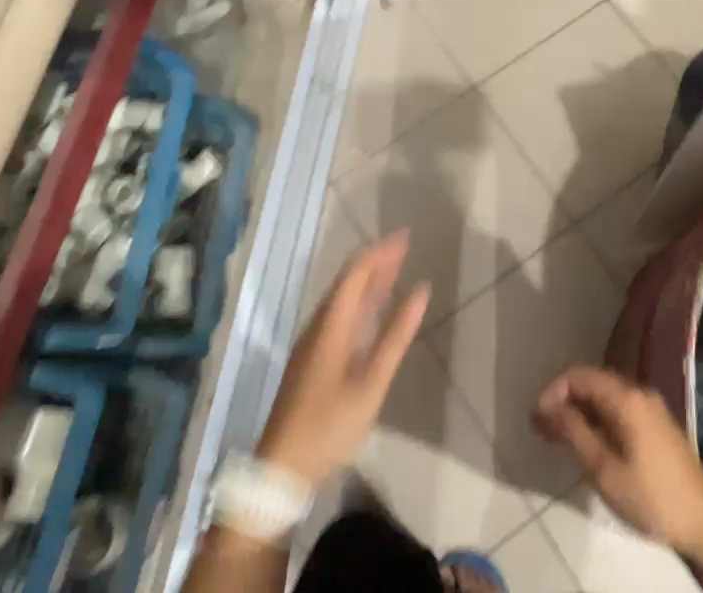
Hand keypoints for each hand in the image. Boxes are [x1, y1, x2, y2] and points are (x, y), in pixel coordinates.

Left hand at [256, 230, 428, 490]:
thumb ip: (395, 336)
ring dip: (368, 281)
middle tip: (404, 246)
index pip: (355, 275)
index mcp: (330, 327)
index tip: (405, 236)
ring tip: (394, 268)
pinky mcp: (312, 360)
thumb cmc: (330, 425)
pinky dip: (360, 304)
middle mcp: (318, 327)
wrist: (282, 465)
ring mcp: (312, 344)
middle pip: (347, 283)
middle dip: (375, 262)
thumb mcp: (370, 383)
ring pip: (341, 300)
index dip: (379, 253)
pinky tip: (372, 310)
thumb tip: (420, 291)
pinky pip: (338, 317)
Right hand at [533, 366, 702, 553]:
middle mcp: (640, 394)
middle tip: (539, 428)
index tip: (536, 417)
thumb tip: (547, 405)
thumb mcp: (604, 469)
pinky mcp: (655, 426)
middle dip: (563, 400)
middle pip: (593, 383)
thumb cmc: (650, 496)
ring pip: (605, 398)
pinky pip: (618, 410)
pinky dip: (596, 420)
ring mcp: (651, 409)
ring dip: (578, 412)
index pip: (580, 375)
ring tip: (554, 437)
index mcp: (627, 398)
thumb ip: (574, 431)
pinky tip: (584, 442)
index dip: (553, 391)